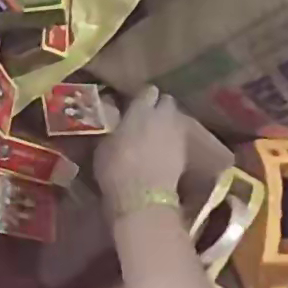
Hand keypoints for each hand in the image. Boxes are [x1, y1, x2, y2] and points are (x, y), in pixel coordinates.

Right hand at [95, 89, 192, 212]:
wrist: (144, 196)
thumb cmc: (116, 168)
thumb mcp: (103, 147)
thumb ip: (111, 129)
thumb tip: (111, 121)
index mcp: (140, 110)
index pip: (146, 91)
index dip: (140, 97)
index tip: (132, 104)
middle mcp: (163, 116)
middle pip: (165, 102)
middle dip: (158, 107)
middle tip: (144, 118)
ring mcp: (177, 133)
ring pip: (174, 119)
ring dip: (165, 124)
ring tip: (152, 136)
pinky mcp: (185, 151)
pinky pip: (178, 138)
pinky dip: (170, 142)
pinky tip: (159, 153)